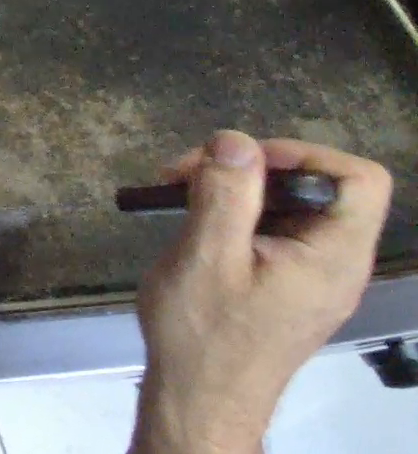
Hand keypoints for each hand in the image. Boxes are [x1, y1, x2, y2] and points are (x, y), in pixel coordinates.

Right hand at [129, 131, 390, 453]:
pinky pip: (269, 227)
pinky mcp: (283, 279)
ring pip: (286, 204)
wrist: (201, 393)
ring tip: (175, 194)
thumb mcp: (205, 256)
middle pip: (314, 186)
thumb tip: (234, 140)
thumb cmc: (204, 328)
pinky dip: (229, 211)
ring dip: (230, 187)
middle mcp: (334, 261)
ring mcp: (310, 272)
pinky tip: (189, 222)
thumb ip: (225, 197)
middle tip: (181, 175)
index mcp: (332, 255)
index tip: (232, 160)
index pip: (357, 179)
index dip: (298, 154)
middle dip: (246, 167)